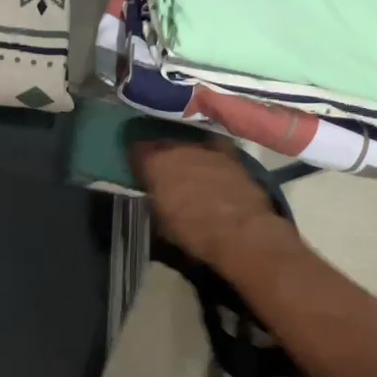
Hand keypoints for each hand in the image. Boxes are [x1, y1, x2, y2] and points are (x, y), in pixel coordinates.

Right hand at [129, 137, 281, 264]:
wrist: (241, 232)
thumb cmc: (194, 232)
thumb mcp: (161, 223)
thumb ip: (153, 201)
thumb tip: (152, 197)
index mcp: (153, 163)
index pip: (135, 150)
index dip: (137, 161)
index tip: (140, 172)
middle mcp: (175, 147)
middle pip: (162, 144)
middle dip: (162, 157)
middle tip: (165, 174)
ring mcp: (204, 148)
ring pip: (188, 145)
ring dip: (187, 157)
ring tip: (191, 173)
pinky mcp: (229, 154)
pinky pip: (215, 148)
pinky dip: (211, 157)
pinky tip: (214, 168)